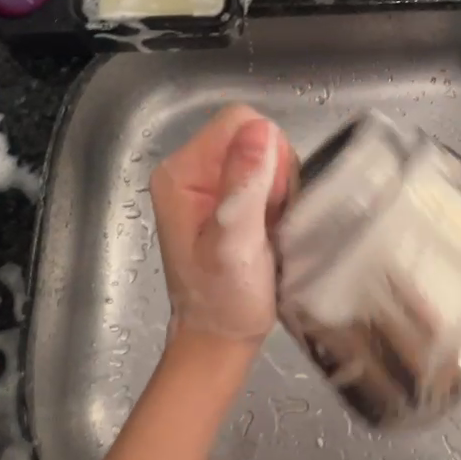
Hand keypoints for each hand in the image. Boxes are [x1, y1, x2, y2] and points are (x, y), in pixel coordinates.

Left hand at [149, 105, 295, 346]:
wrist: (220, 337)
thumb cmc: (224, 298)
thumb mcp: (234, 244)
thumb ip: (244, 186)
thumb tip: (260, 129)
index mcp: (181, 172)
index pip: (239, 122)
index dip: (265, 153)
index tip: (267, 199)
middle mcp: (191, 167)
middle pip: (255, 134)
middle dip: (275, 172)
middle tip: (267, 219)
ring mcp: (210, 180)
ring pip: (266, 152)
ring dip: (279, 186)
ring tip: (268, 226)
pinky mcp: (229, 192)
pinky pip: (268, 172)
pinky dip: (278, 196)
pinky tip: (269, 226)